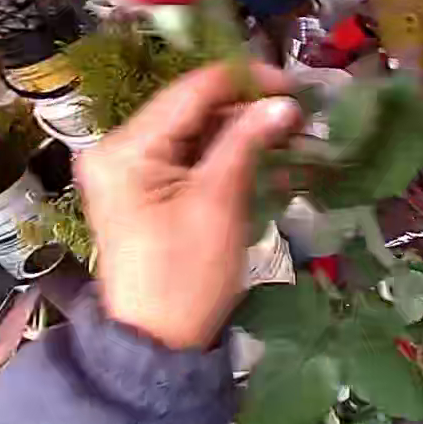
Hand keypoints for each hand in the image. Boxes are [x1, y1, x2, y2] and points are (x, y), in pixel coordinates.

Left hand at [75, 61, 298, 350]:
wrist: (158, 343)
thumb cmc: (186, 276)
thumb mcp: (219, 203)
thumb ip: (248, 142)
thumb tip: (285, 103)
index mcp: (127, 148)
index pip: (191, 91)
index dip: (246, 81)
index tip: (294, 85)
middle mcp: (122, 148)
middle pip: (195, 110)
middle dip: (249, 108)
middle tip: (300, 114)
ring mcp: (134, 168)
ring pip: (199, 132)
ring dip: (245, 132)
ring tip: (293, 135)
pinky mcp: (150, 187)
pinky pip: (195, 157)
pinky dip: (232, 155)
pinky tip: (270, 156)